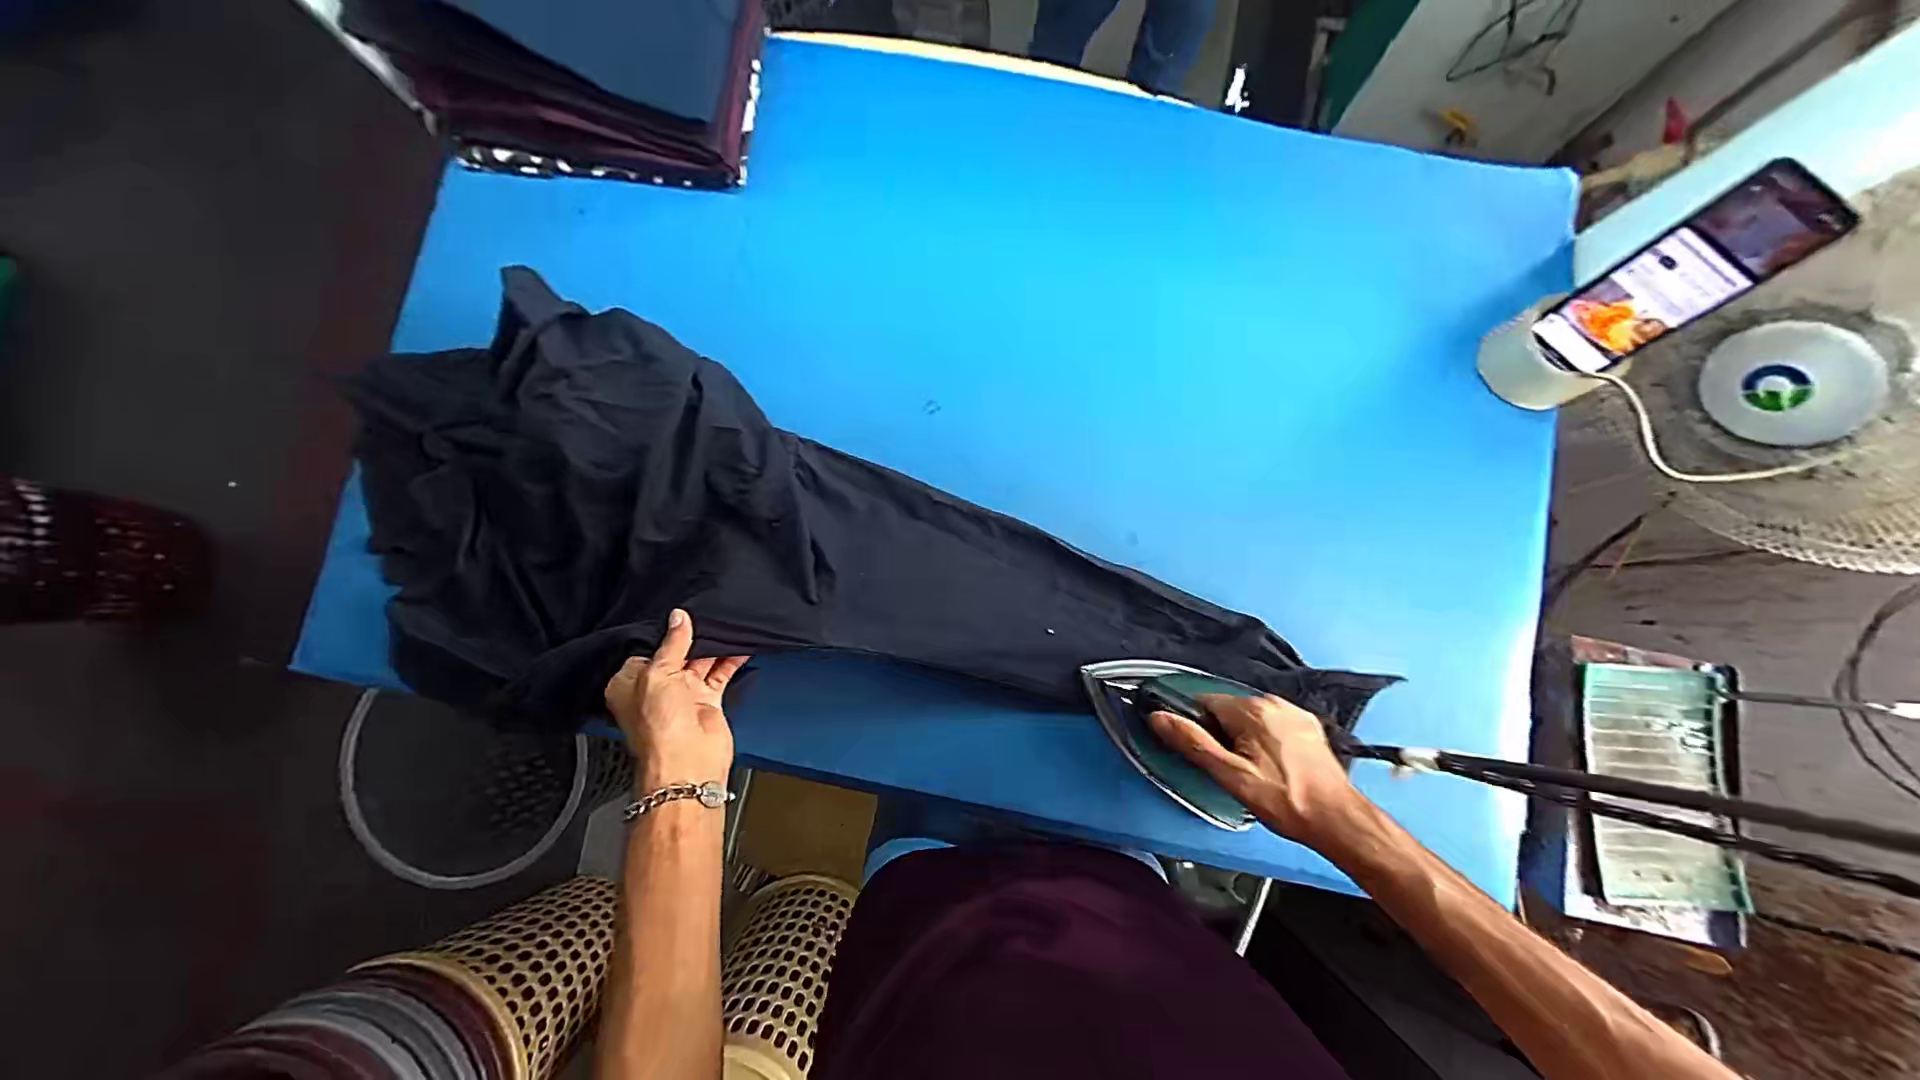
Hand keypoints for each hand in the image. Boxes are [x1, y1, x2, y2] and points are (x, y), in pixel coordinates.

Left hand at [604, 608, 749, 789]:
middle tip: (707, 615)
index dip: (663, 633)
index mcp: (630, 683)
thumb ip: (673, 643)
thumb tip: (679, 618)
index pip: (646, 649)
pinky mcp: (707, 701)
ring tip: (728, 625)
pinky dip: (732, 660)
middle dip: (692, 637)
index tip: (679, 615)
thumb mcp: (658, 673)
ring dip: (714, 646)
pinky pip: (720, 674)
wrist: (688, 763)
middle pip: (676, 654)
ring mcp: (683, 696)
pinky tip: (741, 646)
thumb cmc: (659, 729)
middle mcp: (656, 689)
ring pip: (701, 661)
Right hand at [1149, 693, 1366, 849]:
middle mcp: (1273, 703)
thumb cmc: (1286, 801)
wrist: (1338, 820)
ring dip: (1245, 739)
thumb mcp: (1229, 775)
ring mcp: (1294, 714)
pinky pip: (1272, 725)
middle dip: (1223, 735)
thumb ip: (1192, 742)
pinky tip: (1274, 767)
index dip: (1198, 727)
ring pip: (1250, 718)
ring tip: (1256, 772)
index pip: (1204, 703)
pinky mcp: (1308, 727)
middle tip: (1233, 769)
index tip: (1207, 752)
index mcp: (1251, 710)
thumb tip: (1160, 718)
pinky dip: (1266, 741)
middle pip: (1227, 711)